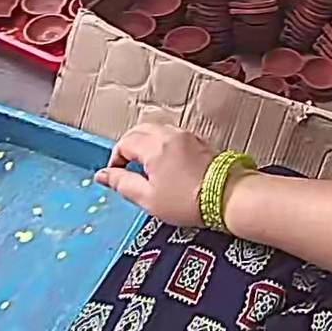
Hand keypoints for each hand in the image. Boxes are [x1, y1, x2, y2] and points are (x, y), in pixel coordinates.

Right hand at [94, 123, 216, 225]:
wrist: (228, 195)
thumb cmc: (187, 200)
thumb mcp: (148, 198)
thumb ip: (122, 183)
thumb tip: (103, 174)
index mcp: (154, 146)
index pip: (125, 142)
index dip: (115, 158)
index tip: (116, 175)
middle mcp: (171, 135)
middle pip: (141, 130)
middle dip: (129, 145)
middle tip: (127, 167)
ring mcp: (188, 136)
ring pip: (159, 130)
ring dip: (147, 143)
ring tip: (147, 167)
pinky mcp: (201, 142)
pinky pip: (175, 136)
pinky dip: (164, 144)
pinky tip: (168, 164)